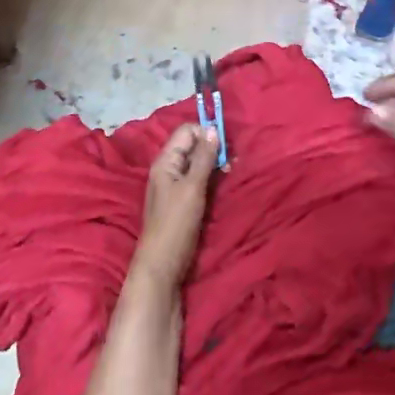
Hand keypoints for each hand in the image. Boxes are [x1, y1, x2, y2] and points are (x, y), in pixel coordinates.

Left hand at [128, 124, 221, 287]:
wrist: (162, 265)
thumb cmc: (175, 224)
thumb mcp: (192, 187)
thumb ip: (203, 158)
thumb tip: (212, 129)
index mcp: (165, 161)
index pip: (186, 131)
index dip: (206, 132)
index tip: (226, 145)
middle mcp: (168, 168)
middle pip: (192, 145)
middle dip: (213, 147)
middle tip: (232, 160)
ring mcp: (175, 184)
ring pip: (197, 162)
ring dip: (214, 163)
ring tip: (231, 170)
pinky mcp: (183, 199)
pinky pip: (198, 179)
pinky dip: (211, 177)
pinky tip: (224, 181)